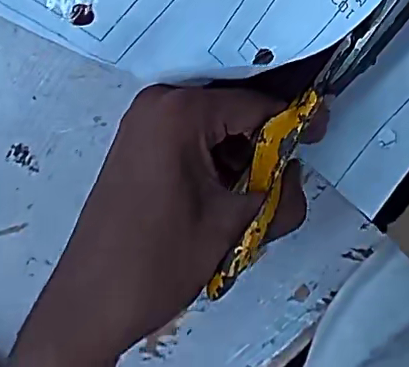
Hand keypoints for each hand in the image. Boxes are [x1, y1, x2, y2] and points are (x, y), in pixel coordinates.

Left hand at [10, 85, 317, 366]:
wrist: (88, 305)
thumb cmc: (155, 261)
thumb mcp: (230, 227)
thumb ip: (280, 195)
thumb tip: (298, 176)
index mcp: (180, 112)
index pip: (253, 105)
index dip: (292, 121)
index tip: (320, 131)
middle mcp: (159, 103)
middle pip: (232, 112)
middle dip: (263, 144)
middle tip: (286, 177)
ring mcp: (143, 121)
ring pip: (212, 127)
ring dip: (238, 156)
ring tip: (252, 198)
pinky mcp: (137, 142)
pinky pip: (189, 137)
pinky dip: (213, 160)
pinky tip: (223, 196)